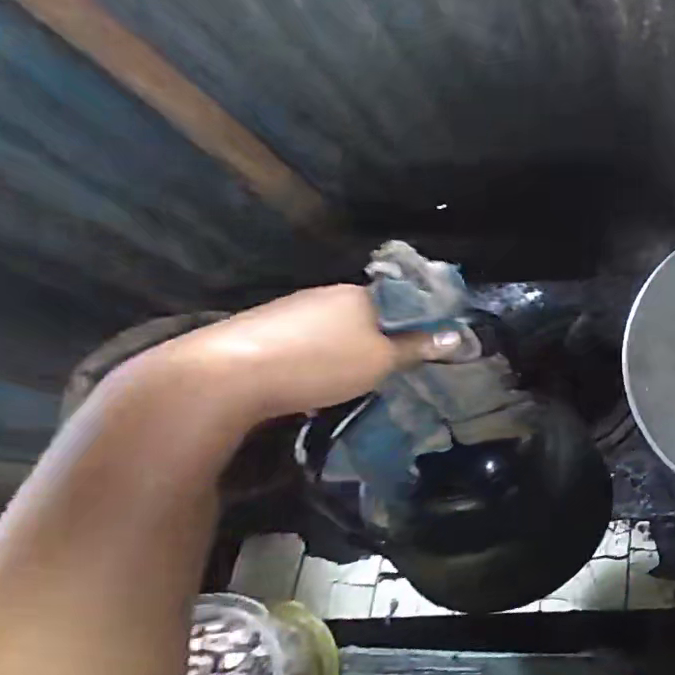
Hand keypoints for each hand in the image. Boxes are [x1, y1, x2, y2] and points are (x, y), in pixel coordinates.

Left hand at [142, 285, 459, 423]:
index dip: (425, 321)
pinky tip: (323, 380)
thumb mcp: (382, 360)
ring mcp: (290, 311)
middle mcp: (326, 295)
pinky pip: (310, 341)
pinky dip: (324, 358)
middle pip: (372, 315)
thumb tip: (456, 335)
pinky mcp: (263, 332)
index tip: (438, 345)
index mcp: (360, 294)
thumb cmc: (318, 363)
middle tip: (406, 366)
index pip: (407, 300)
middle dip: (390, 337)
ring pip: (340, 329)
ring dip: (355, 349)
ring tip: (366, 377)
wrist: (218, 378)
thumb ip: (419, 347)